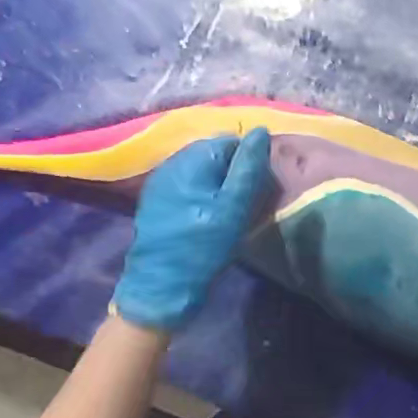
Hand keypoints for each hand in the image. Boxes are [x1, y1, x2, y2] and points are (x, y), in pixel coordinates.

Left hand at [111, 129, 273, 332]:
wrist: (161, 285)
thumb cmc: (203, 246)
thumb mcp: (234, 208)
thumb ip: (249, 168)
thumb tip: (261, 131)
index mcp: (193, 157)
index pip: (232, 141)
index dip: (249, 162)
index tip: (257, 190)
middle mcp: (173, 160)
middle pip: (215, 153)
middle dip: (232, 172)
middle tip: (243, 204)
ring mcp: (160, 179)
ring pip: (200, 169)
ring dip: (217, 184)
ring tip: (226, 212)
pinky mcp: (155, 198)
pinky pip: (186, 184)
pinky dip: (200, 194)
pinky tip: (205, 217)